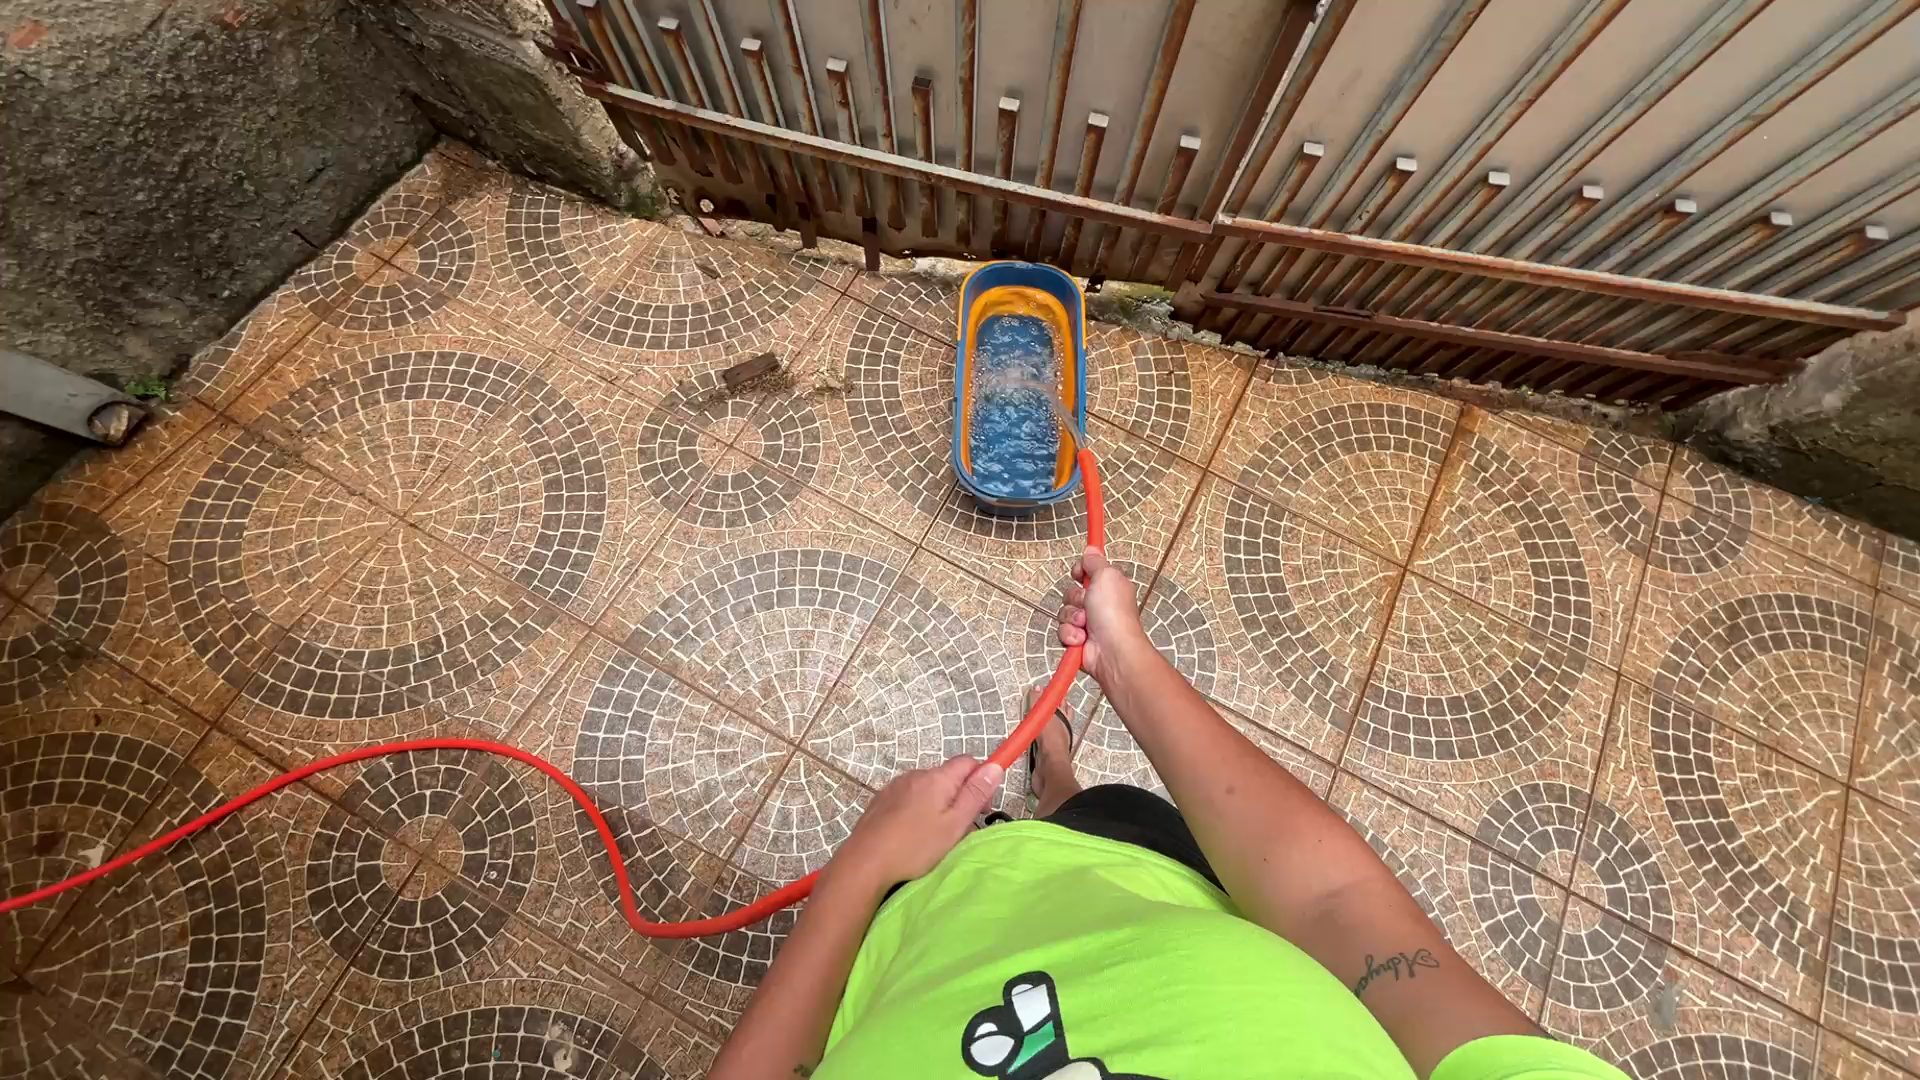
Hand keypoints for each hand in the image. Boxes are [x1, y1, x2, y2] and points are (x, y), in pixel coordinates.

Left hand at [828, 757, 1004, 891]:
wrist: (865, 862)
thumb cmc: (915, 846)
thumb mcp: (954, 825)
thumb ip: (975, 795)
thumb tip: (995, 767)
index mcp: (937, 778)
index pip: (969, 762)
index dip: (981, 780)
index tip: (983, 809)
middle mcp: (916, 774)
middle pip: (949, 776)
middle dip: (960, 797)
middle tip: (960, 829)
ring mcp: (896, 786)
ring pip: (929, 789)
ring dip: (939, 805)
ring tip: (935, 837)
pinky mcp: (882, 800)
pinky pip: (910, 798)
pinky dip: (918, 810)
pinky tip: (913, 835)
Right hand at [1057, 546, 1149, 686]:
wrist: (1112, 649)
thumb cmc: (1115, 615)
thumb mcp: (1106, 576)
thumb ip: (1095, 562)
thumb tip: (1092, 548)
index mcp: (1108, 587)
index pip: (1086, 573)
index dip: (1080, 572)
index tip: (1079, 574)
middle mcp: (1099, 605)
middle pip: (1071, 592)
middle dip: (1075, 598)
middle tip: (1087, 604)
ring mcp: (1088, 623)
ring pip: (1064, 612)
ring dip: (1072, 618)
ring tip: (1085, 624)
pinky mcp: (1078, 639)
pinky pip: (1062, 630)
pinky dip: (1070, 634)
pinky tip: (1082, 638)